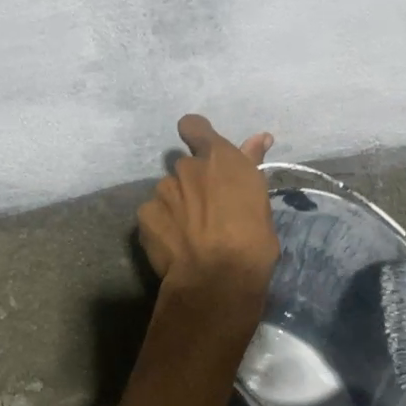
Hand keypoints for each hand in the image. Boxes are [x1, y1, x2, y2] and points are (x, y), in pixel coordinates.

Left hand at [136, 115, 277, 294]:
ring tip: (192, 233)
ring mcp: (162, 191)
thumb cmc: (252, 238)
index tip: (203, 150)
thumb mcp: (259, 197)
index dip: (195, 134)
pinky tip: (175, 244)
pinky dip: (162, 225)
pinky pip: (154, 214)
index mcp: (217, 157)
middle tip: (208, 209)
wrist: (218, 279)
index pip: (193, 126)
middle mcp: (186, 167)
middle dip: (193, 183)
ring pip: (169, 192)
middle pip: (185, 167)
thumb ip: (251, 162)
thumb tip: (260, 137)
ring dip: (178, 205)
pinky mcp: (145, 216)